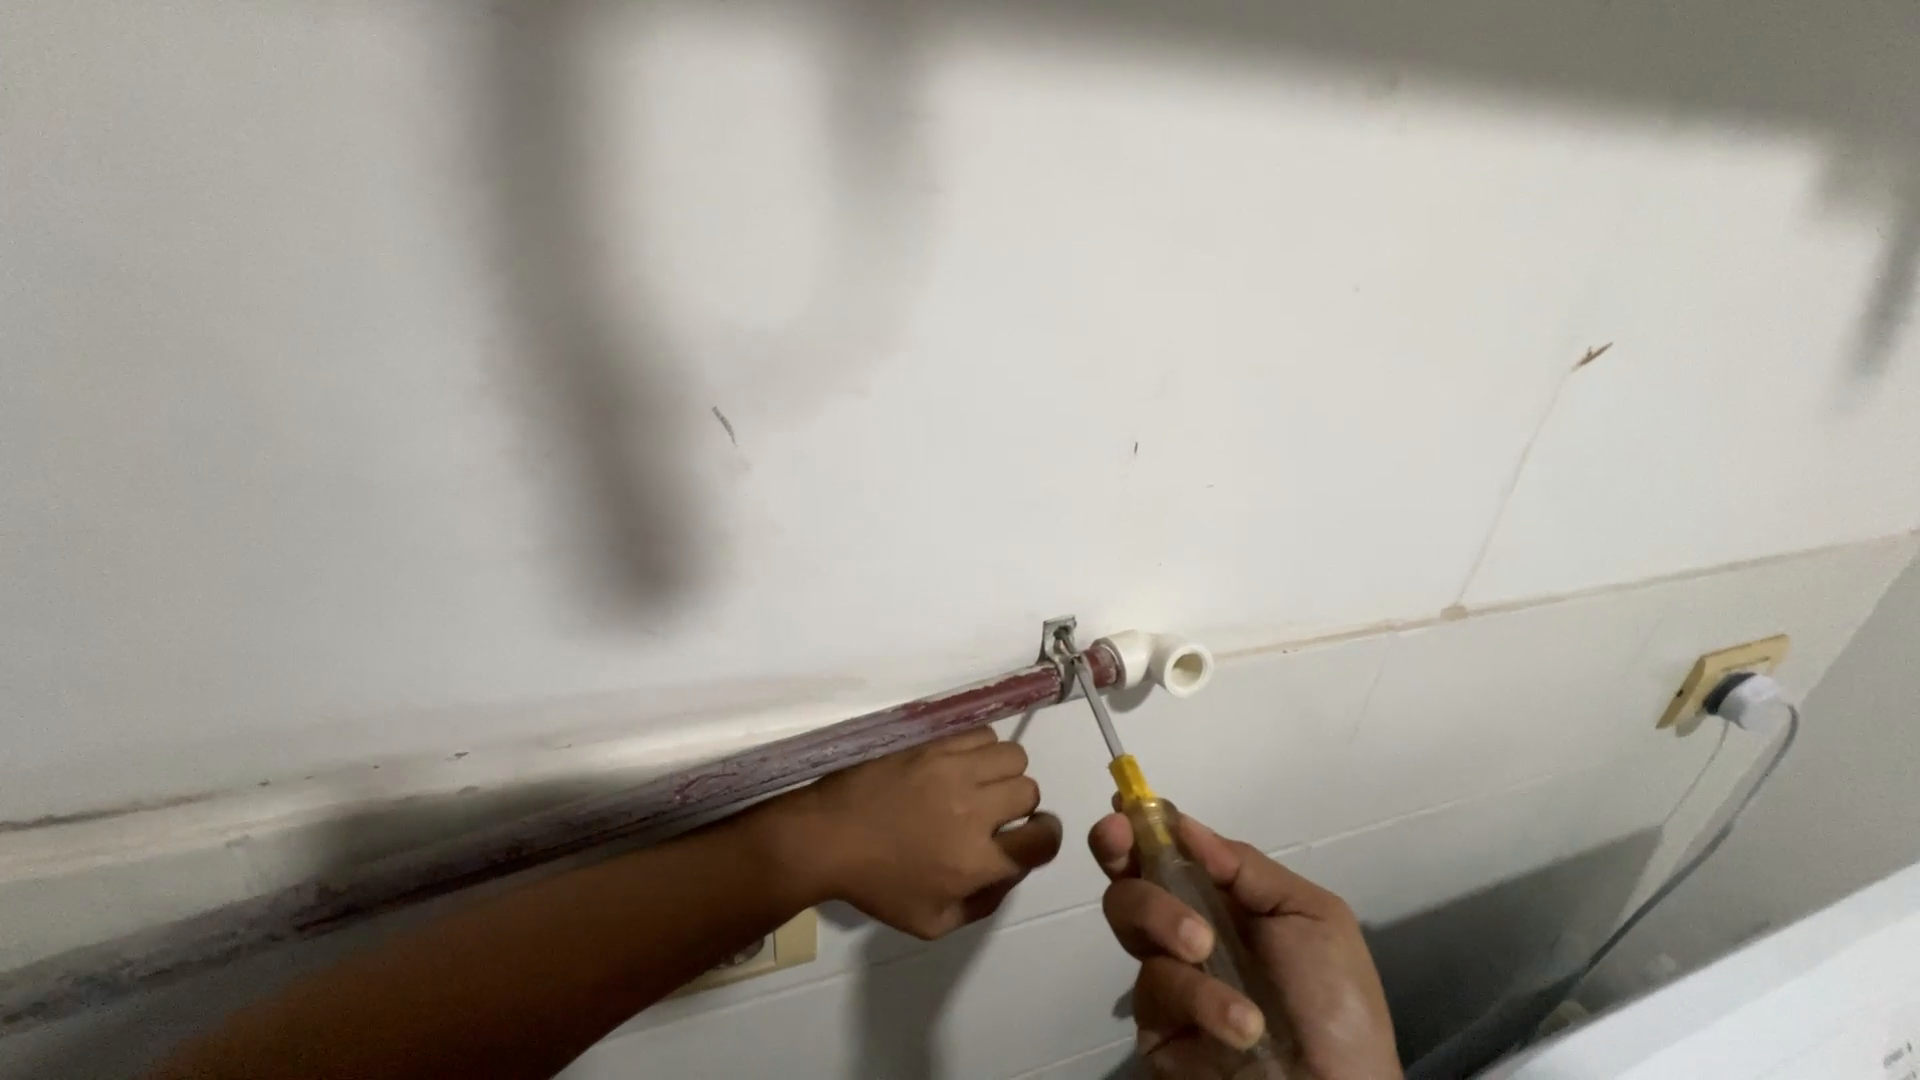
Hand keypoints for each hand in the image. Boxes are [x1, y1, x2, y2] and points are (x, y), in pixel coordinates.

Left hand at [769, 728, 1062, 938]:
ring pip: (1013, 756)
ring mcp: (953, 770)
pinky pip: (982, 734)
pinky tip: (960, 765)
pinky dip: (981, 748)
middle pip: (1030, 792)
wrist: (827, 837)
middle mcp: (973, 810)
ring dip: (1004, 773)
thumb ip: (984, 903)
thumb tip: (1013, 869)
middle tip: (992, 814)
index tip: (1028, 835)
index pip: (1043, 838)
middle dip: (1019, 806)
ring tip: (978, 784)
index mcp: (975, 860)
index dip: (1044, 837)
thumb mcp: (932, 923)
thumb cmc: (876, 885)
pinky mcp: (933, 745)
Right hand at [1090, 812, 1400, 1079]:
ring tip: (1205, 950)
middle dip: (1117, 850)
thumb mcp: (1312, 915)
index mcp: (1219, 897)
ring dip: (1165, 921)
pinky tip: (1240, 1023)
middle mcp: (1182, 928)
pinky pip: (1153, 989)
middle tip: (1120, 842)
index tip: (1124, 805)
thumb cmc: (1335, 1000)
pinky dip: (1197, 998)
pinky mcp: (1155, 1026)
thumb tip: (1182, 823)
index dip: (1138, 823)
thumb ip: (1246, 866)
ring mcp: (1166, 976)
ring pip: (1129, 921)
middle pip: (1127, 875)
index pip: (1165, 849)